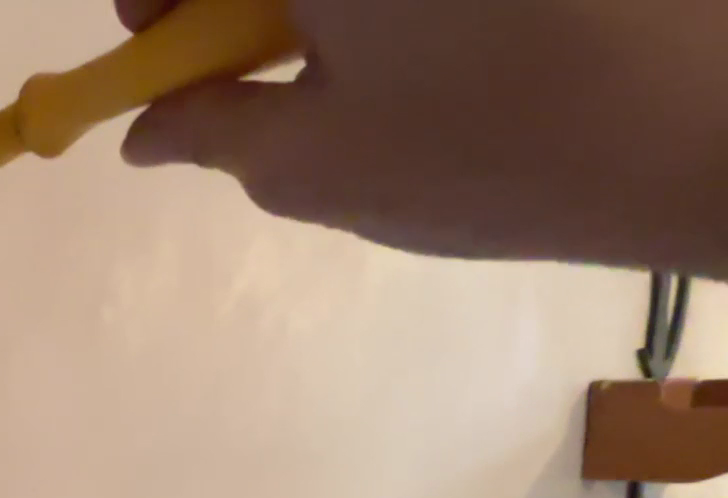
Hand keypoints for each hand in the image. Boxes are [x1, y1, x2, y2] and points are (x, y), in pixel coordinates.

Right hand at [118, 0, 727, 273]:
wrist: (725, 130)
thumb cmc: (481, 152)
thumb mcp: (305, 164)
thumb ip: (204, 132)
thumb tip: (145, 132)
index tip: (147, 36)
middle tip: (225, 57)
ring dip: (299, 8)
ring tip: (320, 61)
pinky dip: (368, 11)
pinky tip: (404, 42)